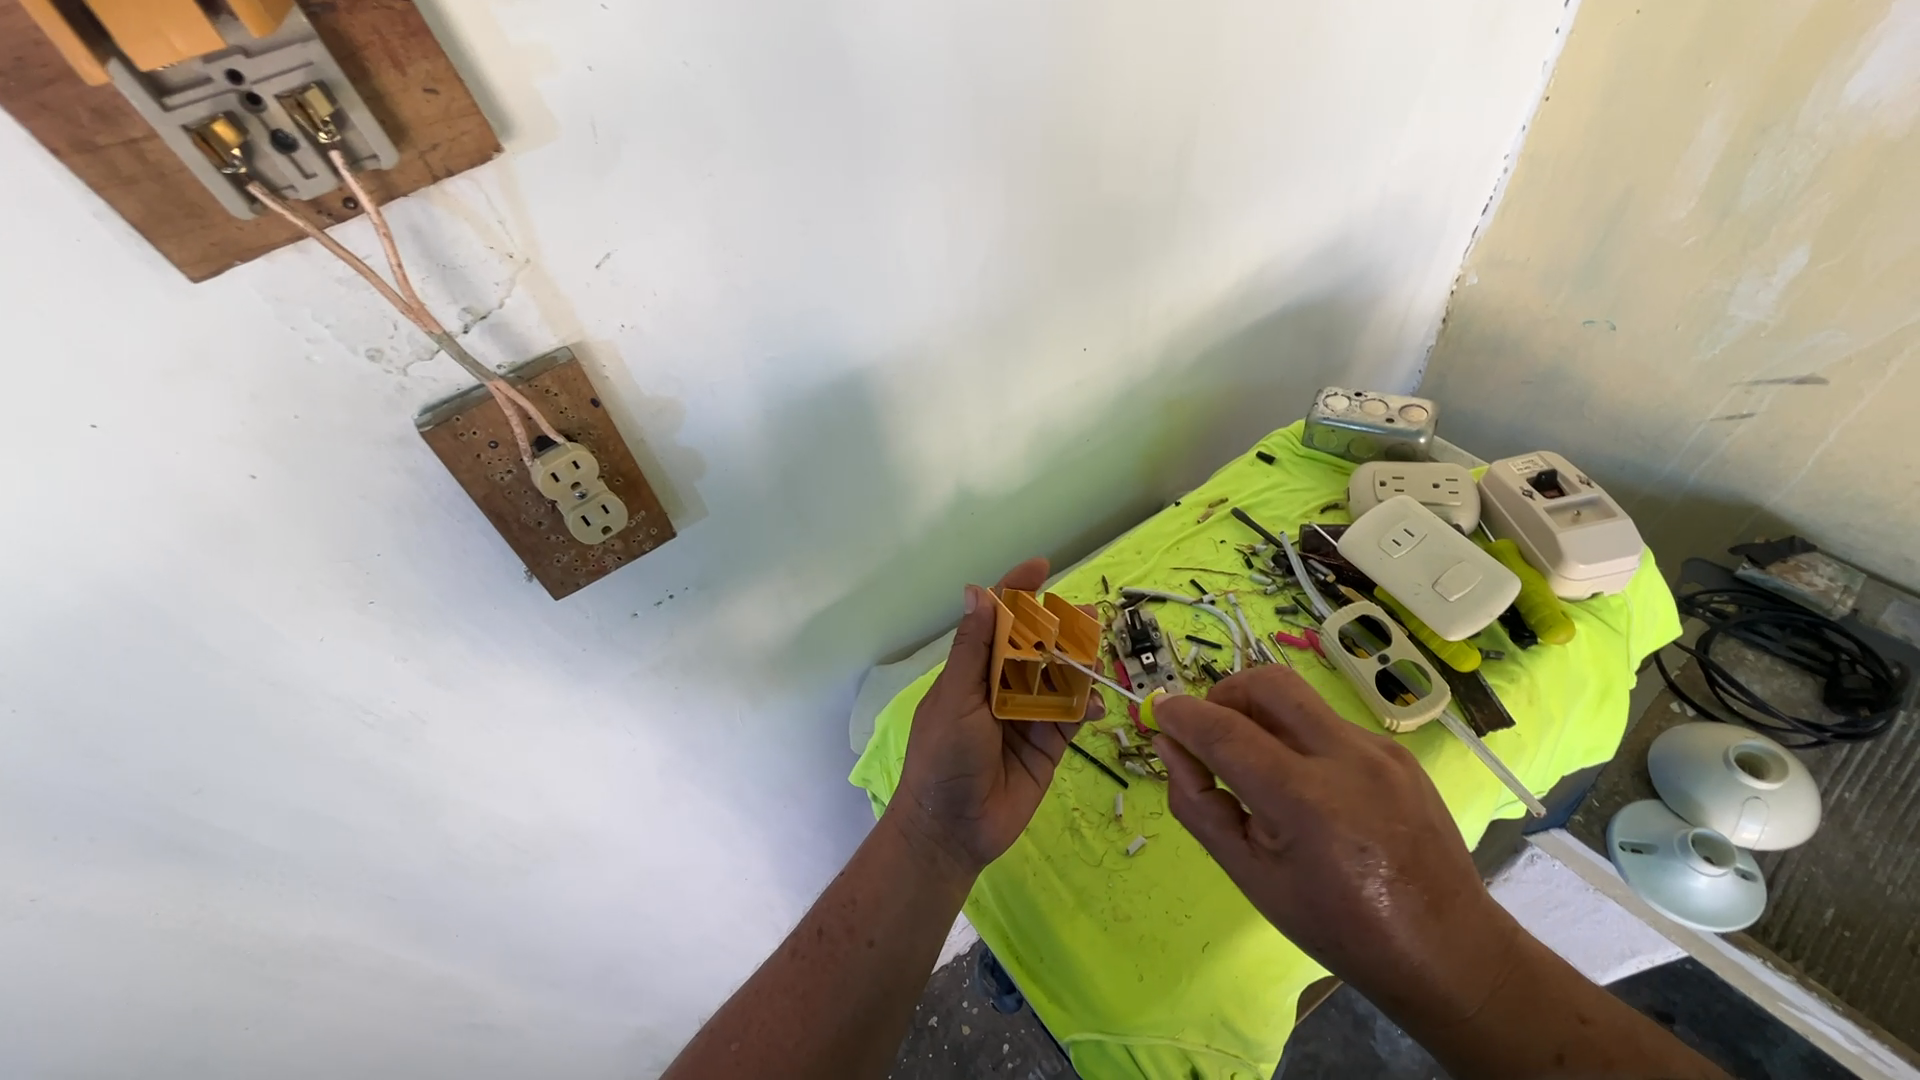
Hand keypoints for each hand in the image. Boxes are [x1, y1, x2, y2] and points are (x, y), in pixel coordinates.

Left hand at [888, 557, 1104, 878]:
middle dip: (1060, 627)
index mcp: (974, 671)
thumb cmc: (942, 758)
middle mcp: (1002, 687)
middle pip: (1037, 646)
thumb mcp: (955, 698)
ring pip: (1061, 678)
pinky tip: (1095, 704)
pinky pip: (1074, 716)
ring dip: (1080, 662)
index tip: (1041, 566)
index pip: (998, 621)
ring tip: (1096, 653)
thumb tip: (977, 590)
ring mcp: (1028, 715)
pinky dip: (1088, 706)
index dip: (1017, 591)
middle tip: (1085, 615)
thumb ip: (973, 649)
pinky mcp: (1049, 745)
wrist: (952, 828)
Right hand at [1152, 667, 1521, 1021]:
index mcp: (1304, 800)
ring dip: (1261, 715)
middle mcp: (1346, 758)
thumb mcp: (1249, 876)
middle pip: (1267, 683)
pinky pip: (1329, 724)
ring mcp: (1379, 750)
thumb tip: (1170, 748)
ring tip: (1257, 767)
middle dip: (1224, 694)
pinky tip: (1308, 789)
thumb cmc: (1336, 924)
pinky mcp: (1397, 752)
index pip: (1224, 731)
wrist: (1448, 949)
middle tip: (1210, 732)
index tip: (1157, 710)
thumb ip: (1200, 805)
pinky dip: (1298, 738)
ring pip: (1299, 700)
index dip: (1182, 714)